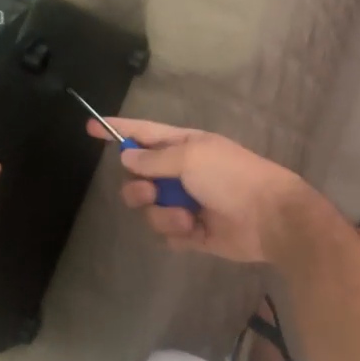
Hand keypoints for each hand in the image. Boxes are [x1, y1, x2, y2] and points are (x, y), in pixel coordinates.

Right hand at [92, 118, 321, 262]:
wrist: (269, 217)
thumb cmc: (231, 176)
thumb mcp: (191, 157)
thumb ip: (155, 158)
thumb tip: (128, 156)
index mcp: (183, 145)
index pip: (142, 134)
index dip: (116, 130)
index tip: (90, 127)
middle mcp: (181, 172)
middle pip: (138, 178)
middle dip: (138, 187)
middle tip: (150, 193)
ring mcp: (186, 202)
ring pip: (149, 208)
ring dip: (162, 213)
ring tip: (185, 217)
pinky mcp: (192, 232)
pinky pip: (166, 233)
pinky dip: (177, 233)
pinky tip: (196, 231)